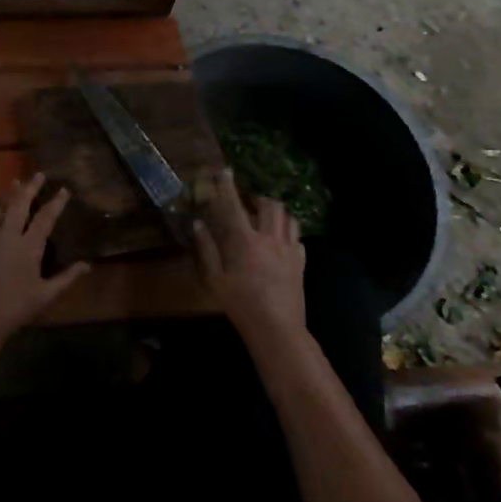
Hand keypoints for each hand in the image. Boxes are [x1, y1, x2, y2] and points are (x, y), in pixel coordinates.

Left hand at [0, 173, 89, 347]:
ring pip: (0, 211)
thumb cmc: (17, 308)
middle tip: (39, 175)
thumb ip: (67, 278)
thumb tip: (88, 265)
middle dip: (31, 188)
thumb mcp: (47, 295)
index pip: (46, 218)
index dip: (56, 203)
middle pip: (21, 206)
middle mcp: (9, 237)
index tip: (64, 190)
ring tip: (16, 181)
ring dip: (9, 195)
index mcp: (29, 247)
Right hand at [194, 168, 306, 336]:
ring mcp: (289, 250)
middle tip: (249, 202)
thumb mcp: (215, 280)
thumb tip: (199, 224)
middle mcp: (270, 239)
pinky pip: (297, 238)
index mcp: (245, 242)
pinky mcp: (301, 263)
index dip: (228, 187)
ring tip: (266, 218)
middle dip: (258, 198)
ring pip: (288, 218)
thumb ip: (207, 249)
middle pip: (270, 205)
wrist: (277, 329)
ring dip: (276, 213)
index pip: (234, 206)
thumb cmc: (241, 305)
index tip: (225, 171)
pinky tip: (280, 242)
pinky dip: (288, 233)